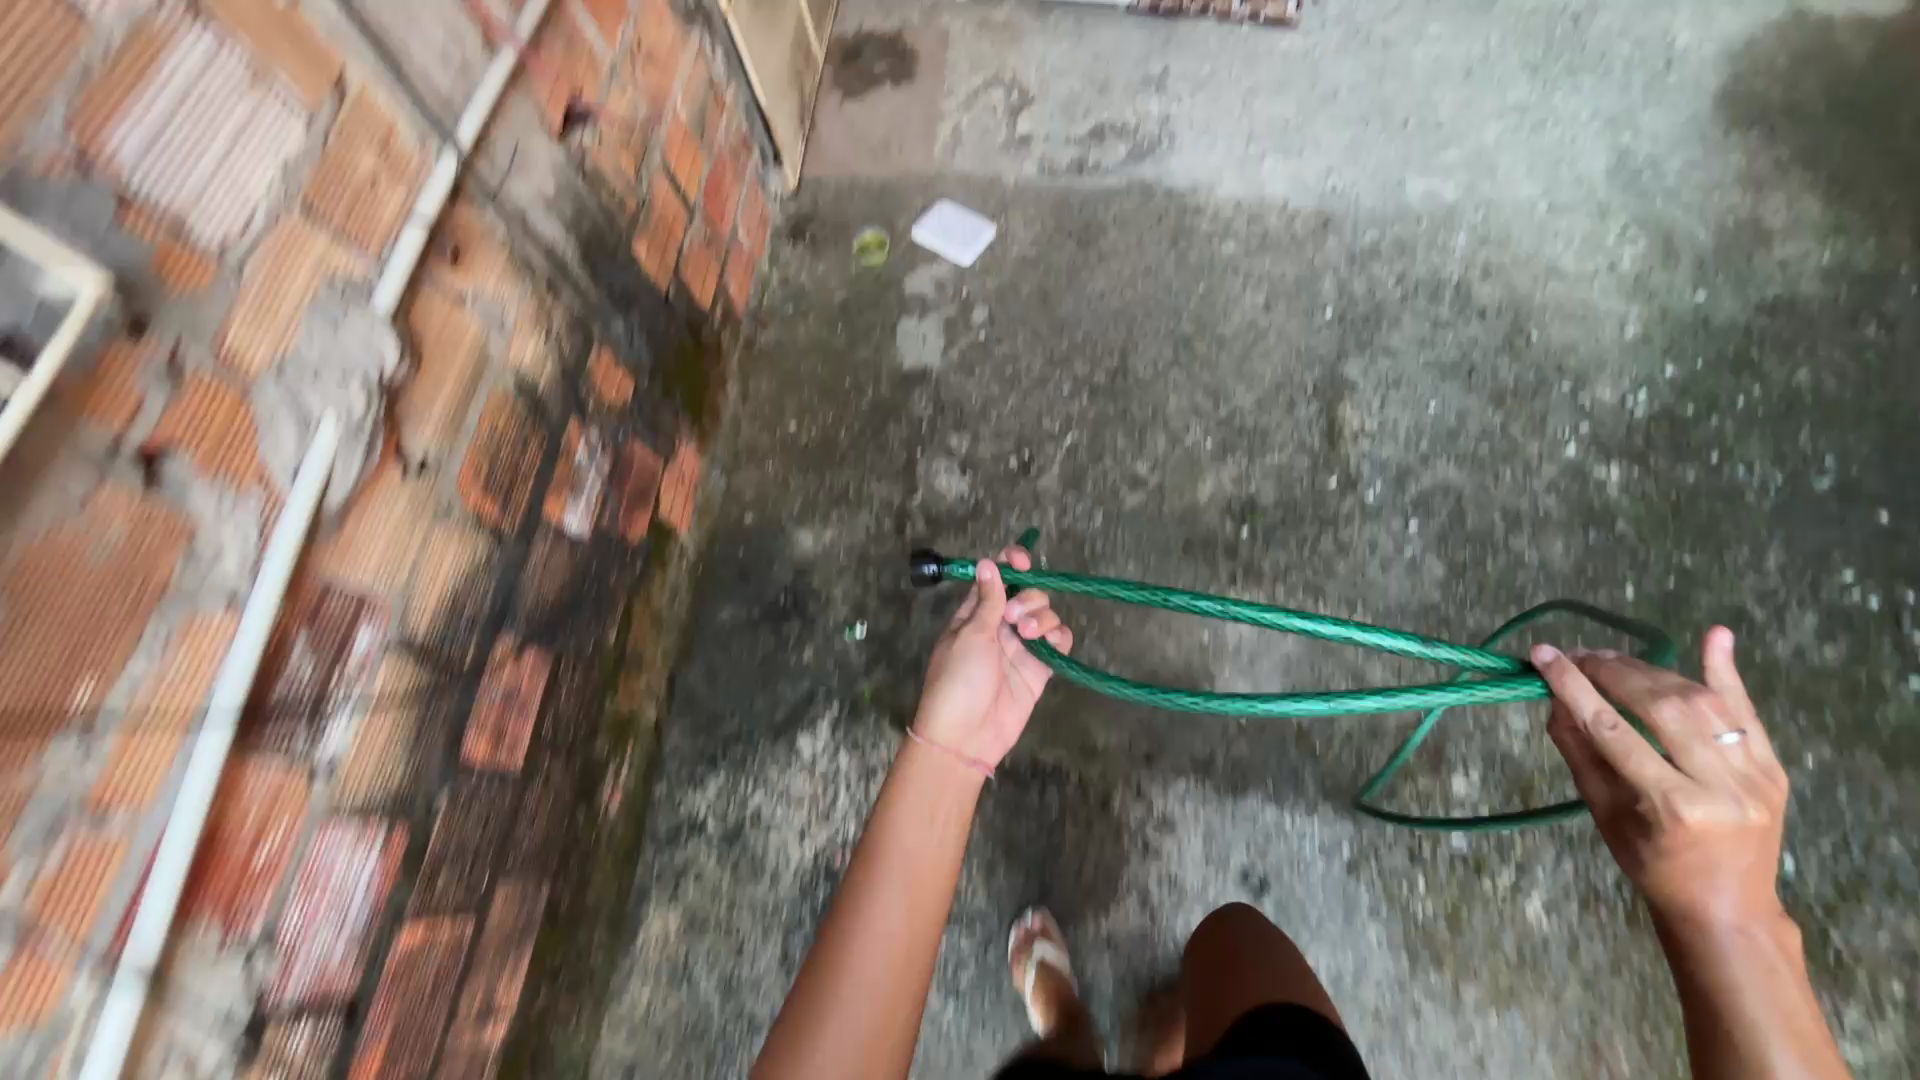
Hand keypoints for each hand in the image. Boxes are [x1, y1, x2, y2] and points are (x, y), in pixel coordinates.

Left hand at [913, 543, 1073, 768]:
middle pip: (1025, 594)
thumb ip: (988, 600)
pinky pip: (1058, 643)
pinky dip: (1059, 636)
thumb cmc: (957, 680)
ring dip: (1042, 615)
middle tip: (1015, 617)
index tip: (1021, 560)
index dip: (1010, 565)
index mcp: (973, 614)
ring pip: (1044, 615)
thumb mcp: (969, 634)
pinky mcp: (1039, 669)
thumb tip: (988, 562)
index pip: (995, 579)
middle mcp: (999, 626)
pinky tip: (1049, 642)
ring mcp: (1021, 648)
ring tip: (1028, 634)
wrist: (966, 735)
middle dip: (1027, 596)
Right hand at [1533, 628, 1790, 931]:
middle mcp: (1722, 785)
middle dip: (1611, 672)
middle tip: (1575, 654)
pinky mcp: (1775, 768)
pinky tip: (1714, 635)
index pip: (1611, 728)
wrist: (1727, 905)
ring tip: (1609, 657)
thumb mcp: (1601, 811)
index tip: (1542, 655)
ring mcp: (1757, 775)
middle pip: (1661, 707)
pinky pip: (1747, 712)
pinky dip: (1727, 672)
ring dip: (1649, 671)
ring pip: (1701, 702)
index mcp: (1671, 805)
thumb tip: (1553, 696)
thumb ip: (1579, 750)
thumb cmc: (1649, 863)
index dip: (1572, 686)